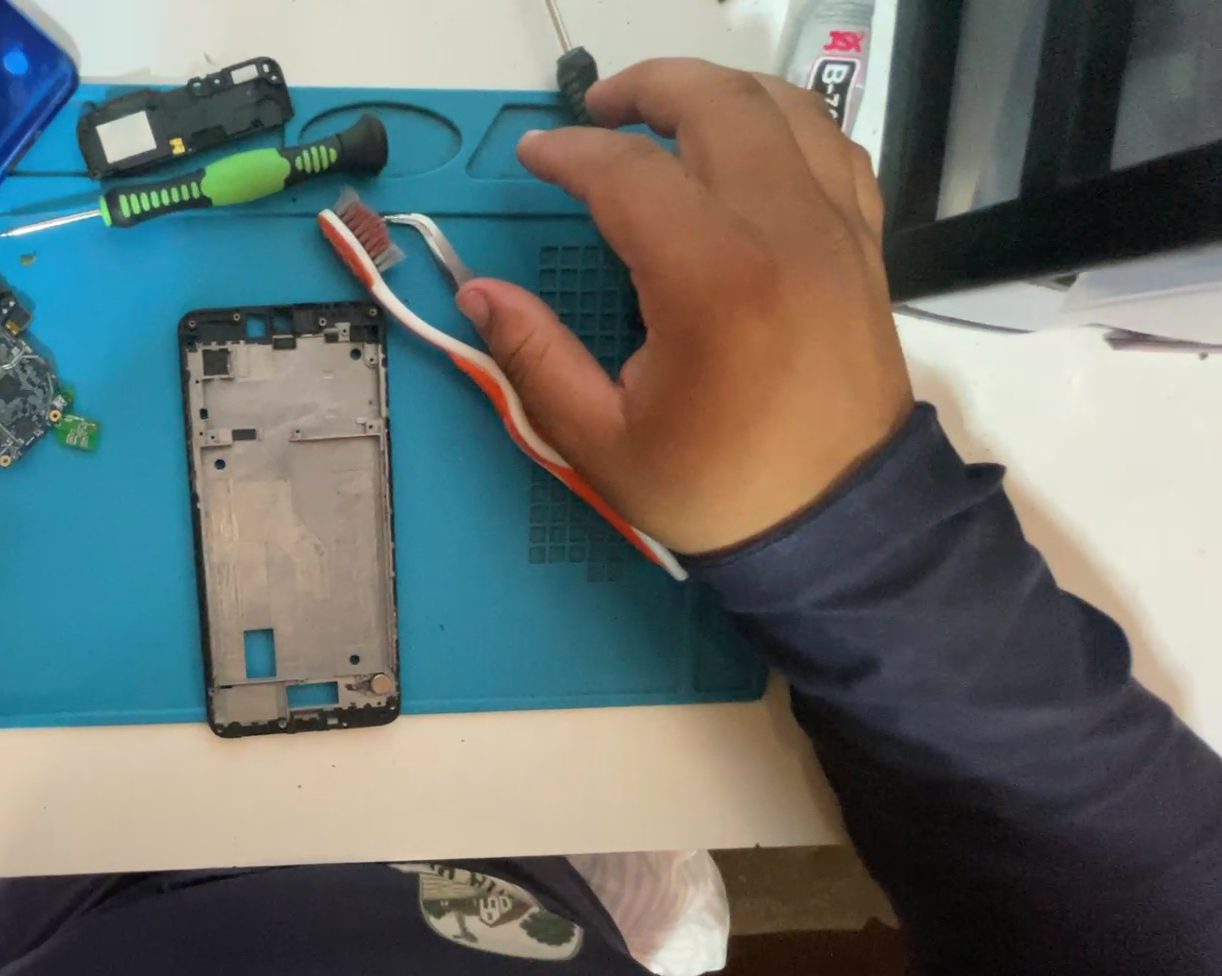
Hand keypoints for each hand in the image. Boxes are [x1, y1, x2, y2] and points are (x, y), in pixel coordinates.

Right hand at [455, 59, 911, 555]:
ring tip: (658, 115)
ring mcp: (836, 233)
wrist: (830, 523)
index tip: (532, 155)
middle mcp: (784, 234)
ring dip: (714, 94)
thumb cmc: (704, 485)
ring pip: (786, 110)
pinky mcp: (862, 247)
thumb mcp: (595, 438)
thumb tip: (476, 293)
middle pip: (721, 108)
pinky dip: (778, 126)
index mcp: (712, 283)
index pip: (632, 178)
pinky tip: (741, 150)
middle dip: (647, 88)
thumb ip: (532, 357)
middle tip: (592, 110)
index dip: (571, 155)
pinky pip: (830, 148)